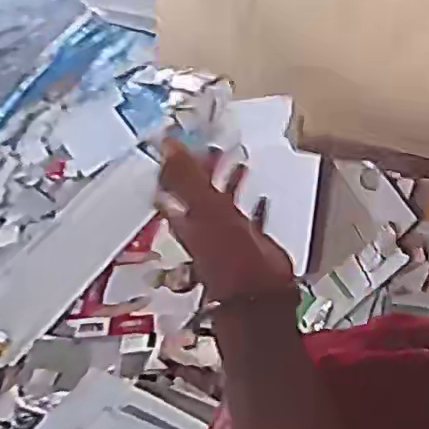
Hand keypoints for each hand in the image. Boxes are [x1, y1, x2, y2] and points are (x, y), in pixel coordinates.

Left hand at [155, 137, 296, 302]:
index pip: (171, 181)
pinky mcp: (248, 238)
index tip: (180, 139)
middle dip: (201, 166)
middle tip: (209, 146)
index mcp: (183, 215)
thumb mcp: (206, 209)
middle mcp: (199, 223)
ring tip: (233, 161)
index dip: (174, 160)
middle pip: (195, 189)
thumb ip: (188, 177)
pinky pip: (246, 213)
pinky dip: (250, 200)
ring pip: (219, 198)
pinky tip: (259, 195)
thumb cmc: (228, 256)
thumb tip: (169, 145)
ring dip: (225, 179)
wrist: (258, 289)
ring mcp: (224, 231)